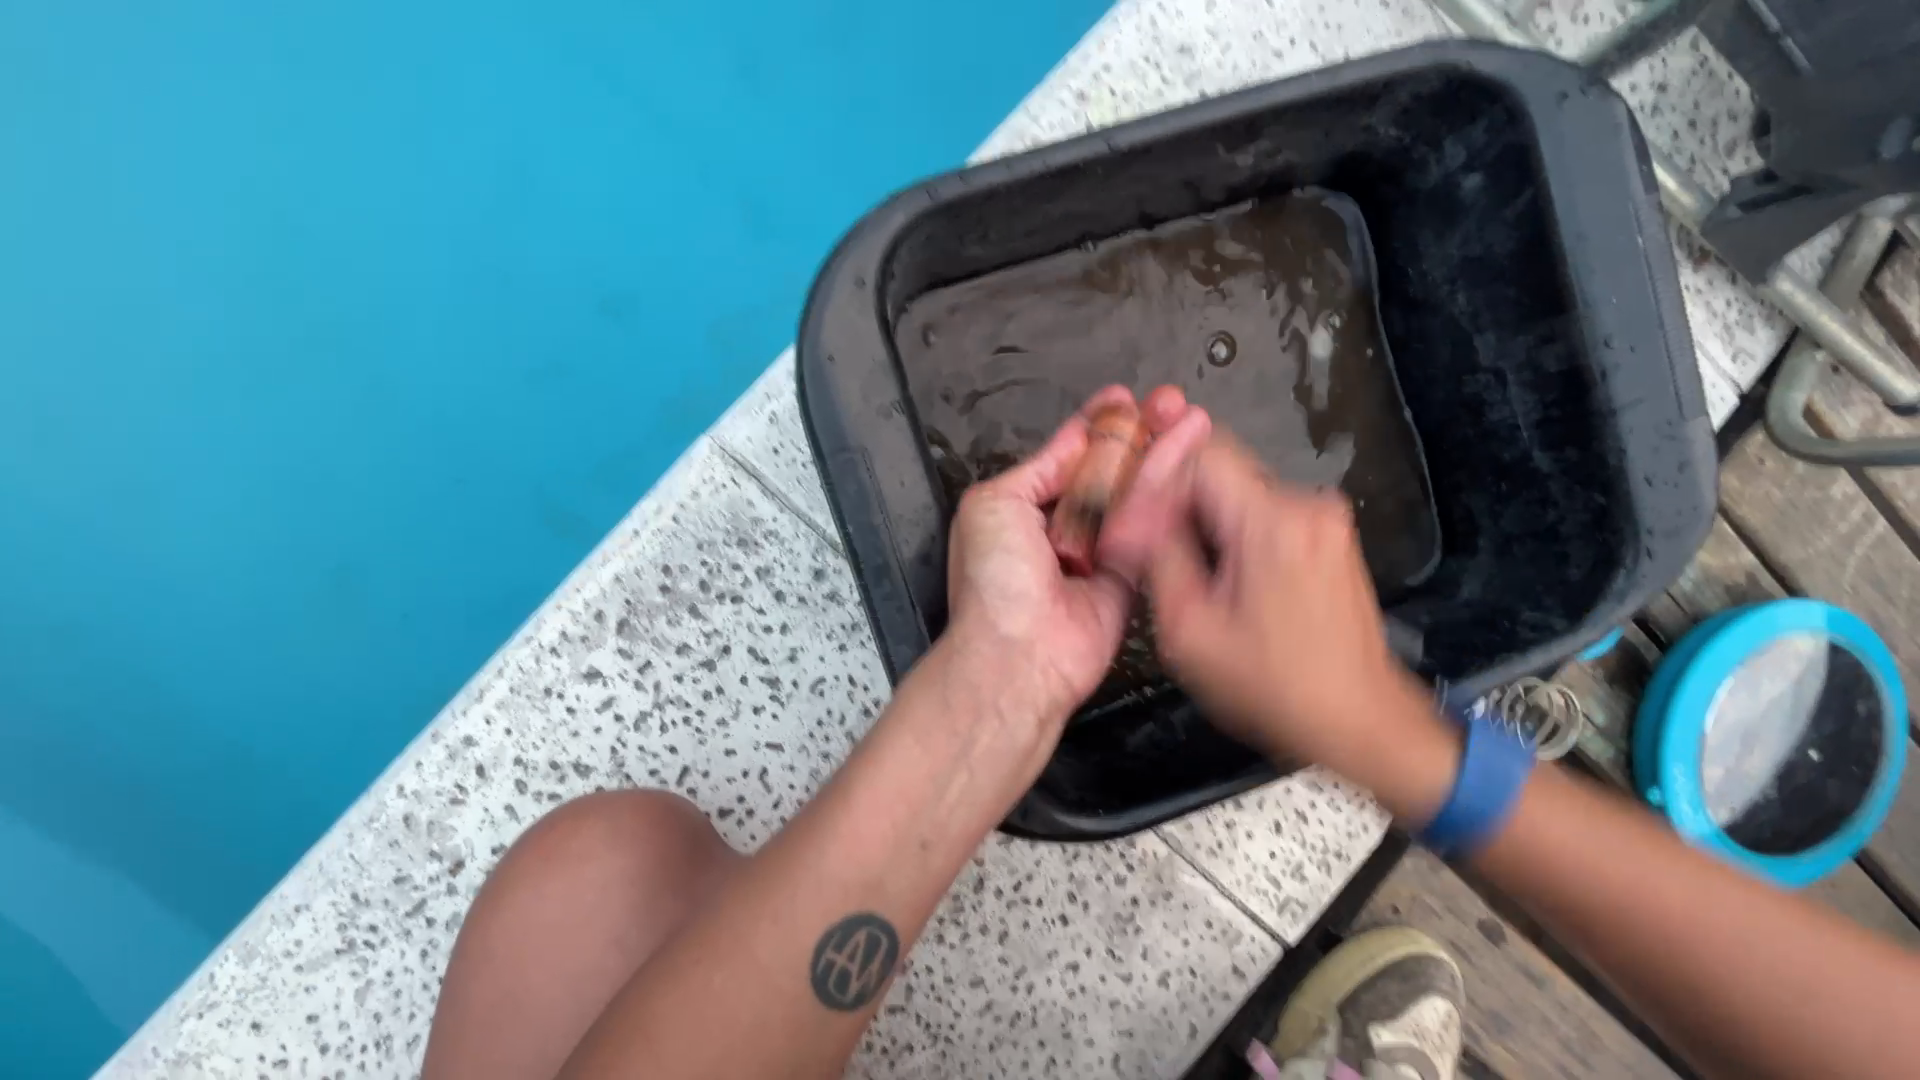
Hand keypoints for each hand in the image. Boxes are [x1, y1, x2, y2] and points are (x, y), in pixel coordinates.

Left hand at [937, 386, 1208, 741]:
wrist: (1018, 654)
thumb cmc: (993, 580)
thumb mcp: (996, 503)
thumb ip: (1039, 467)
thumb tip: (1073, 438)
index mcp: (1026, 506)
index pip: (1069, 455)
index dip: (1098, 425)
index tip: (1125, 399)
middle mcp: (1064, 525)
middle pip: (1109, 470)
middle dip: (1139, 433)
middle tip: (1171, 403)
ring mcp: (1098, 550)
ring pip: (1136, 495)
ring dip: (1162, 455)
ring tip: (1190, 418)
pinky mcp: (1130, 576)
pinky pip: (1151, 530)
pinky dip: (1169, 496)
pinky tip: (1189, 458)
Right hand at [1099, 434, 1445, 792]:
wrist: (1361, 722)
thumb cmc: (1269, 685)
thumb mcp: (1189, 630)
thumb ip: (1157, 558)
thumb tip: (1130, 516)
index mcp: (1272, 518)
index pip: (1198, 453)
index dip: (1157, 479)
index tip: (1135, 522)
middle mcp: (1306, 501)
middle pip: (1220, 472)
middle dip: (1178, 505)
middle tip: (1147, 550)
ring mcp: (1326, 518)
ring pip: (1240, 494)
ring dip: (1206, 524)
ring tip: (1187, 575)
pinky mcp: (1331, 536)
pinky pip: (1266, 515)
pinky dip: (1237, 536)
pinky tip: (1226, 582)